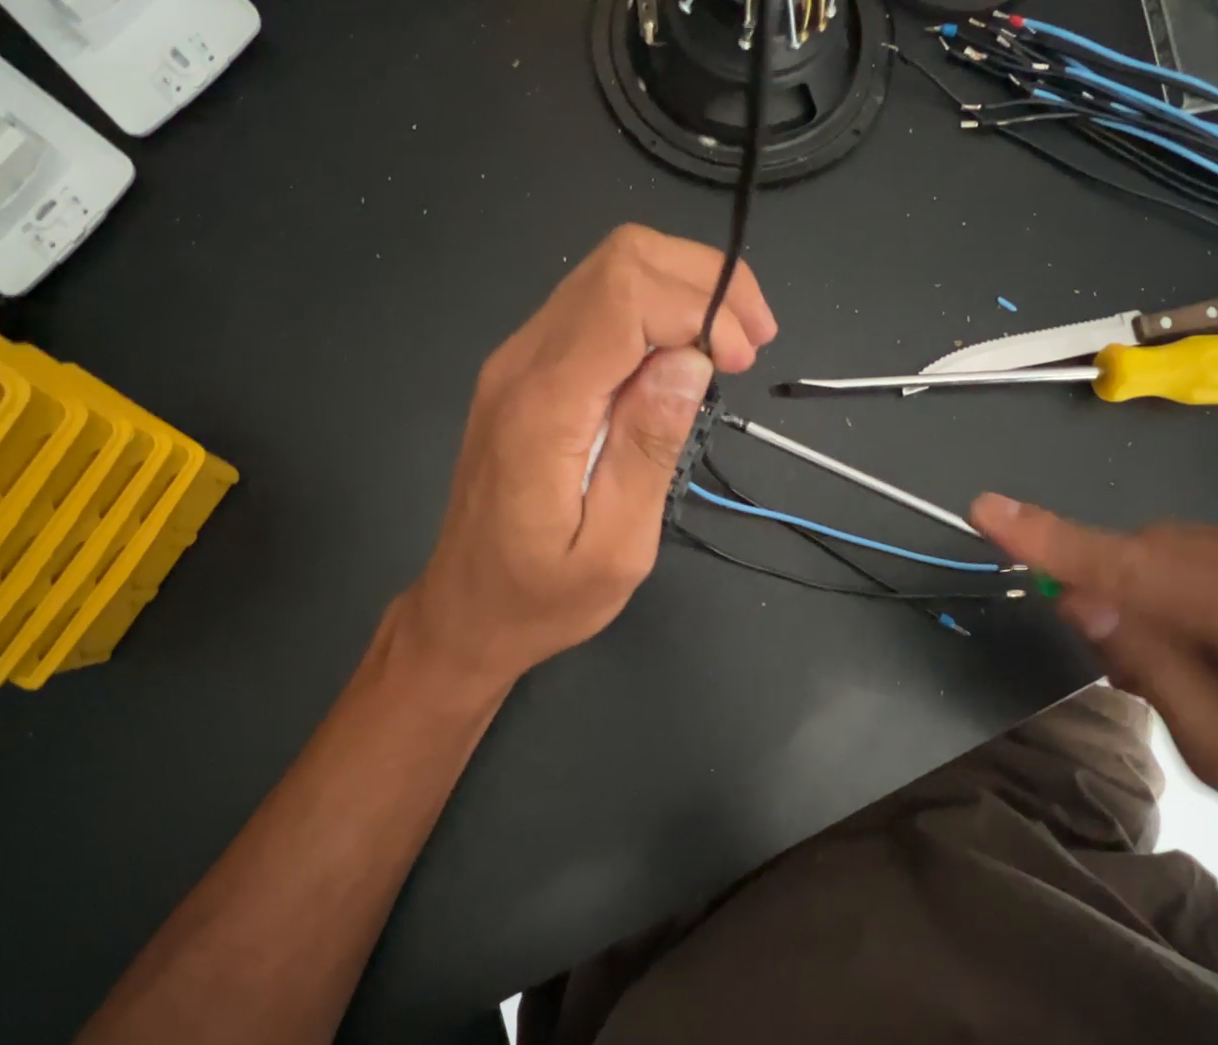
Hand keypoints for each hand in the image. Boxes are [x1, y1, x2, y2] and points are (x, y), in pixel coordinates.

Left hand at [398, 225, 776, 688]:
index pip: (625, 295)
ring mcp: (516, 362)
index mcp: (544, 406)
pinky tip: (682, 359)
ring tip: (730, 348)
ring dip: (681, 291)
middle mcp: (522, 363)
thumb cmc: (542, 597)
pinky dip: (651, 313)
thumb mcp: (615, 547)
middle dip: (703, 282)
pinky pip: (592, 309)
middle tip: (752, 343)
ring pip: (605, 273)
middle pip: (618, 261)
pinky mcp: (523, 374)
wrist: (465, 610)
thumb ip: (650, 448)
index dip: (701, 305)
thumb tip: (692, 359)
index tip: (743, 360)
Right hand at [971, 494, 1217, 880]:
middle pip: (1166, 552)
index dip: (1064, 543)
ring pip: (1188, 548)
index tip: (988, 510)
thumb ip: (1156, 675)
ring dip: (1150, 591)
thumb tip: (1077, 601)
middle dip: (1113, 587)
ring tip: (1177, 666)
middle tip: (1112, 661)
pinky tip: (1211, 641)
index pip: (1155, 573)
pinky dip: (1187, 587)